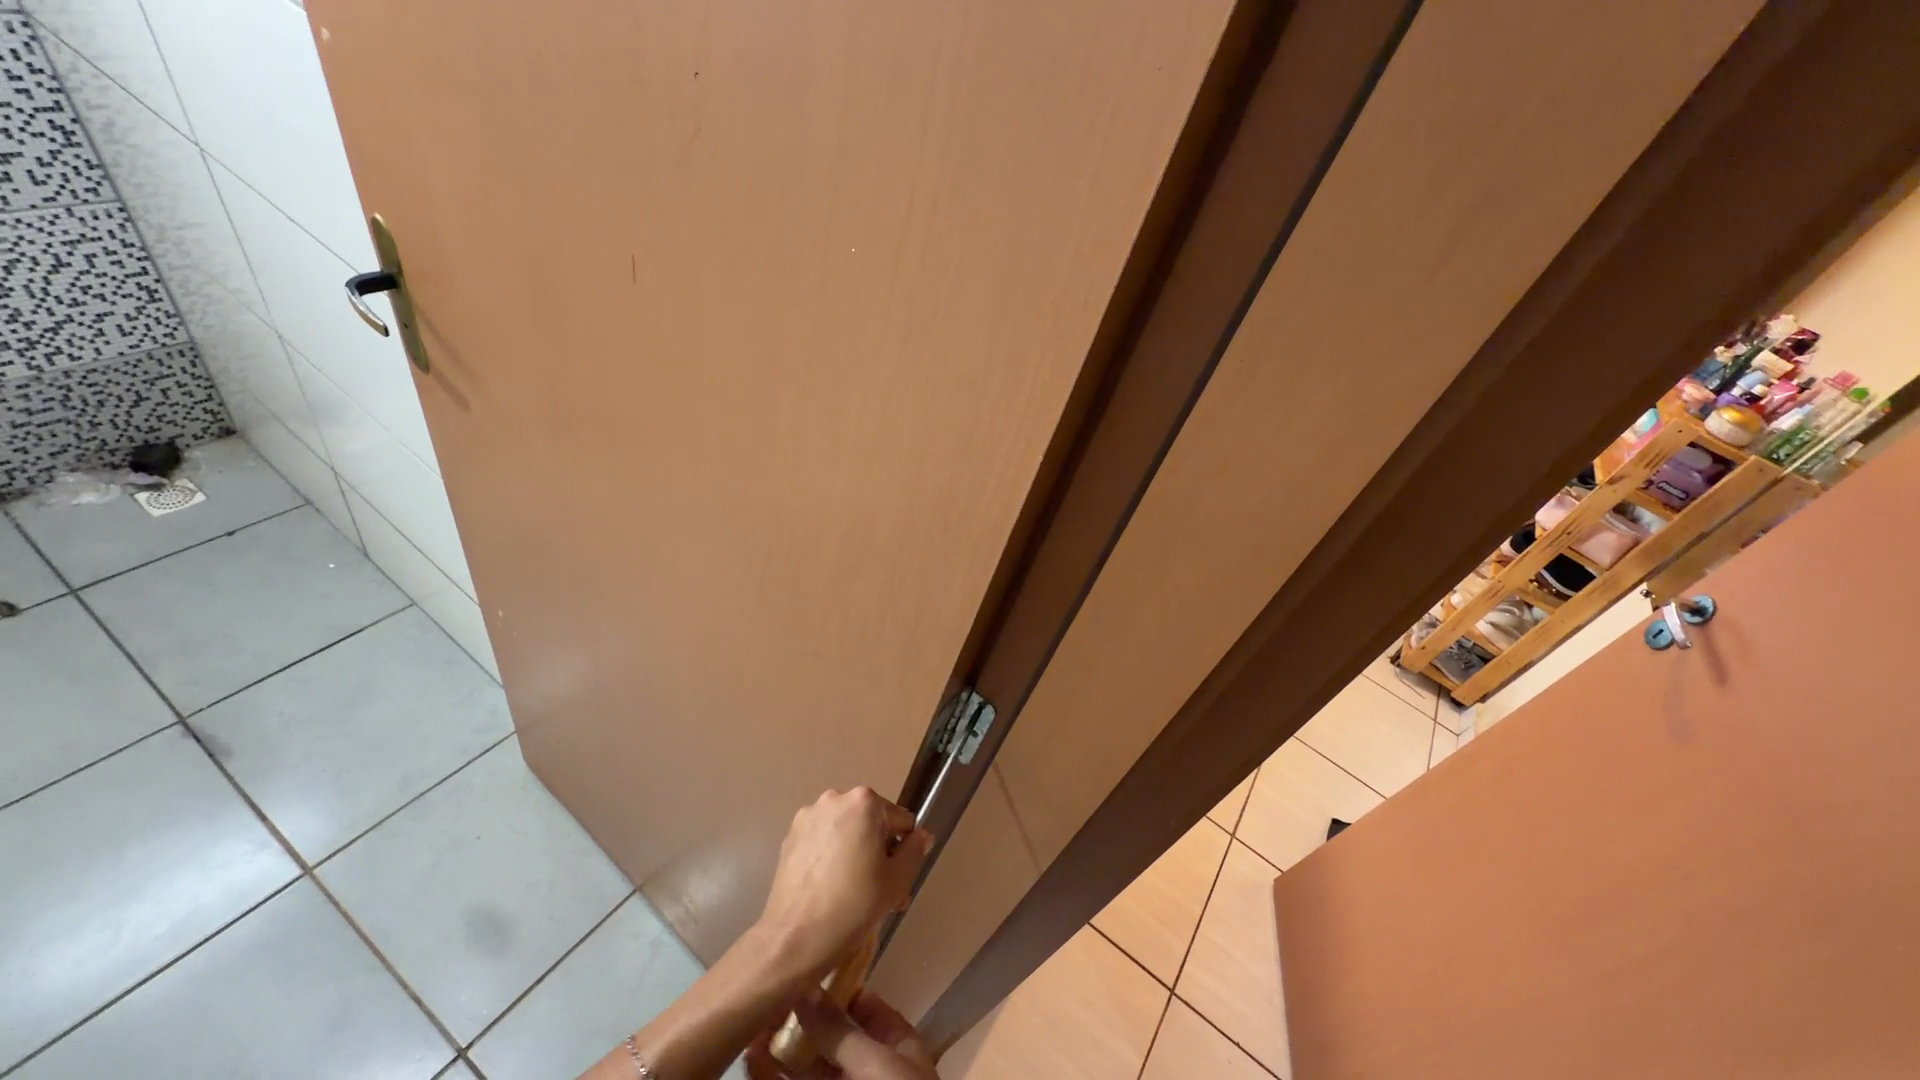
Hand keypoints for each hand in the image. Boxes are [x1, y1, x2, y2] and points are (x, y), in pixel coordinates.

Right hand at [747, 992, 939, 1078]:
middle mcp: (865, 1065)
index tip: (797, 971)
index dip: (832, 987)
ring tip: (750, 1026)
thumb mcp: (876, 1065)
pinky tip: (752, 1059)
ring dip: (778, 1045)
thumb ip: (839, 1031)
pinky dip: (771, 1074)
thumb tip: (806, 987)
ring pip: (805, 1063)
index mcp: (894, 1045)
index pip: (861, 1004)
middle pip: (828, 1033)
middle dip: (796, 1017)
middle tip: (764, 999)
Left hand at [756, 787, 932, 980]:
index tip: (898, 877)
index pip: (900, 820)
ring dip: (856, 855)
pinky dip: (832, 859)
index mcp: (864, 802)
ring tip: (857, 895)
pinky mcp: (789, 839)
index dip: (905, 849)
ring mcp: (807, 818)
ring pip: (846, 833)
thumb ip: (914, 850)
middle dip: (879, 852)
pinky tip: (831, 890)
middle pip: (870, 823)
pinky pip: (823, 843)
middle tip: (882, 890)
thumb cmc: (855, 904)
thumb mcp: (898, 880)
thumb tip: (920, 836)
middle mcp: (833, 800)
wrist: (797, 937)